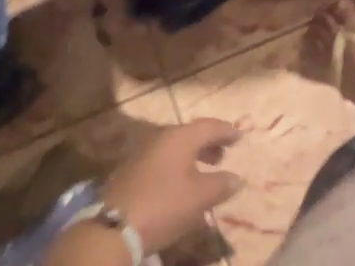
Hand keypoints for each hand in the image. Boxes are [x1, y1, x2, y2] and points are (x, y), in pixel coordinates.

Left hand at [99, 119, 243, 250]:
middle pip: (190, 135)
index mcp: (180, 137)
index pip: (209, 126)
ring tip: (204, 172)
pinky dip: (176, 168)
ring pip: (174, 149)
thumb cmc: (164, 204)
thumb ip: (221, 184)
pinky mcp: (131, 172)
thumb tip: (237, 178)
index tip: (239, 136)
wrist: (115, 227)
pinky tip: (180, 186)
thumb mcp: (200, 197)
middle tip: (222, 156)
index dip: (227, 131)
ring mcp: (143, 154)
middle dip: (209, 144)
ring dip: (192, 157)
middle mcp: (161, 138)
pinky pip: (162, 162)